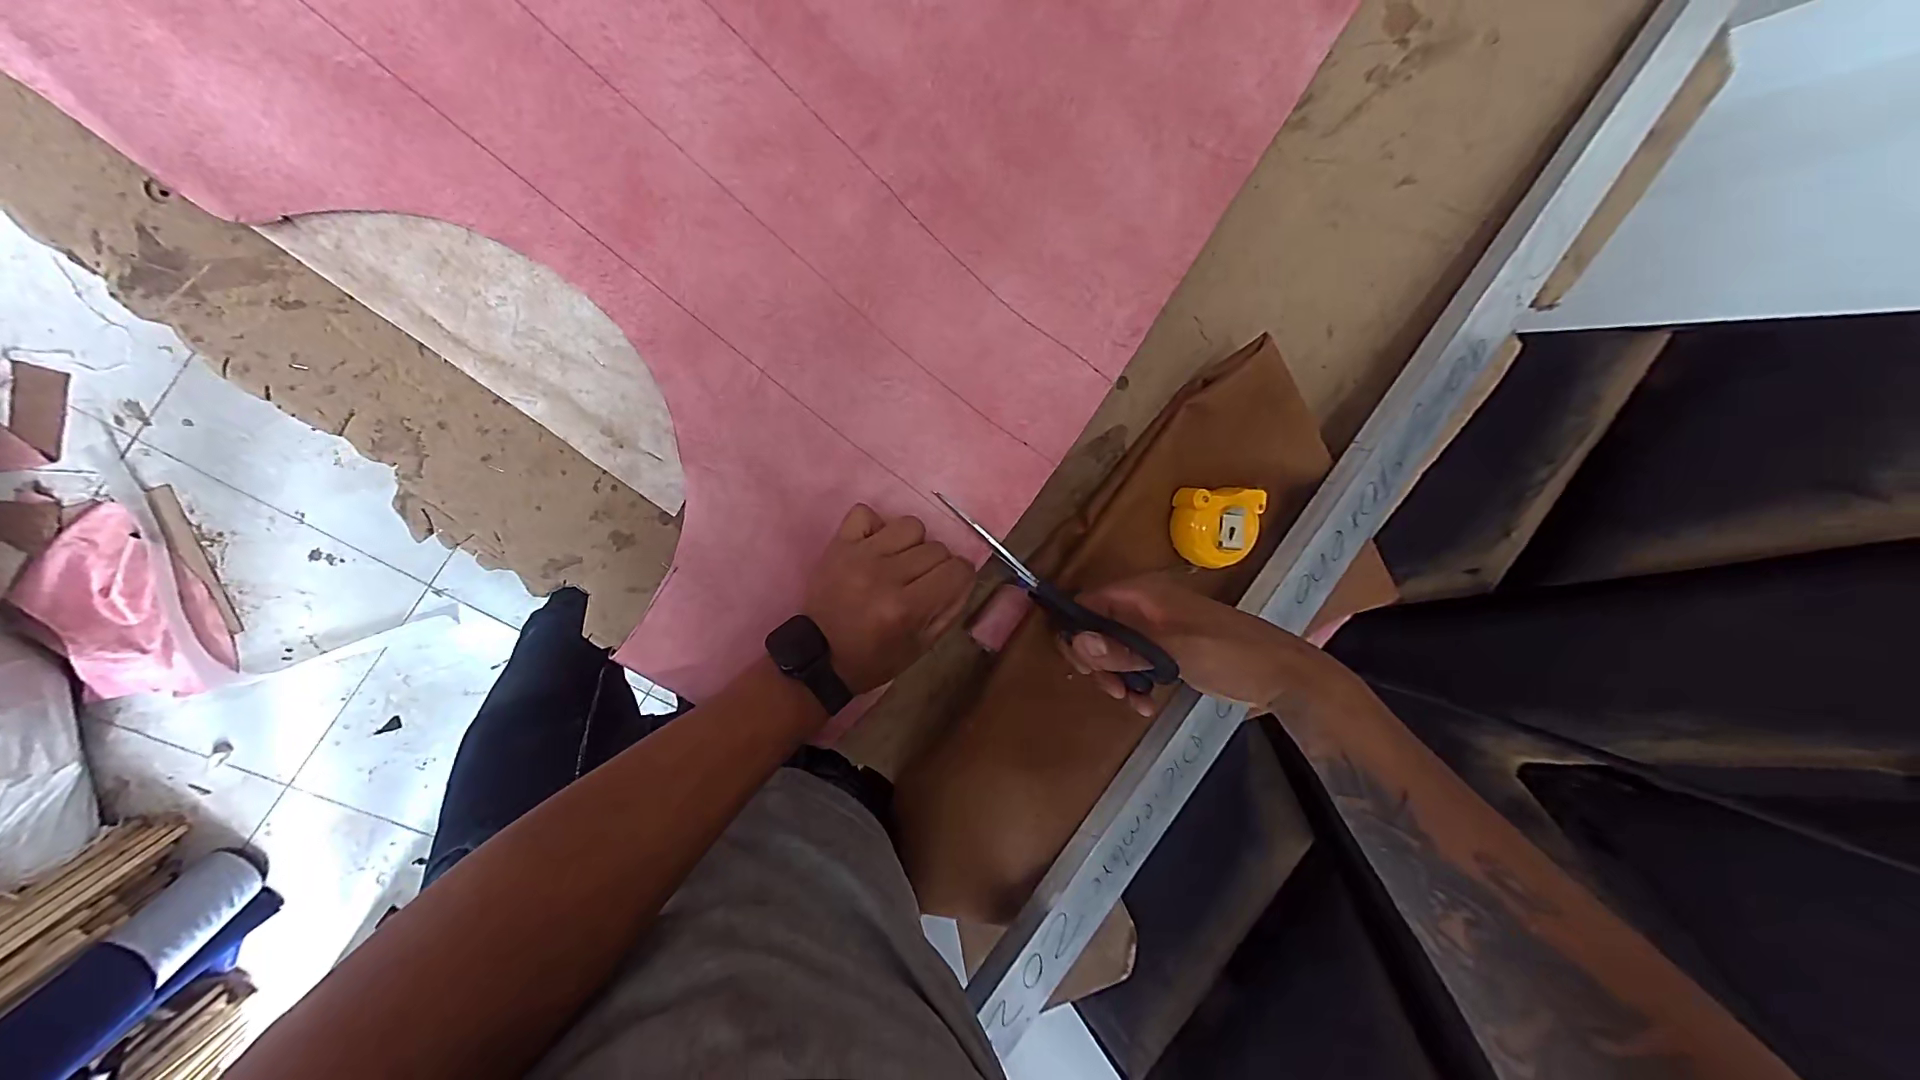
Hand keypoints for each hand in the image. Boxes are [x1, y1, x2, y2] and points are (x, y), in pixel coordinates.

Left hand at [802, 504, 975, 692]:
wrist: (818, 657)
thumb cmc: (872, 658)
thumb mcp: (920, 647)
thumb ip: (950, 610)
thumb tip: (966, 577)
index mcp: (907, 607)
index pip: (958, 570)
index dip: (960, 578)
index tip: (950, 586)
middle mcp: (885, 576)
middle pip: (937, 548)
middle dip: (936, 567)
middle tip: (920, 583)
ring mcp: (859, 556)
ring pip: (910, 525)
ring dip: (911, 544)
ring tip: (899, 562)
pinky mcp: (838, 544)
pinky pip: (866, 513)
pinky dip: (875, 526)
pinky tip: (874, 547)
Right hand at [1056, 571, 1331, 715]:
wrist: (1283, 676)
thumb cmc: (1230, 654)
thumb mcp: (1175, 652)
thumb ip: (1125, 649)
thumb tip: (1077, 642)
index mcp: (1143, 594)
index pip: (1088, 602)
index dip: (1077, 632)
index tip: (1083, 667)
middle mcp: (1144, 606)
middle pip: (1097, 628)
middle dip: (1098, 661)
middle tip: (1111, 688)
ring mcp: (1156, 628)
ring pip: (1114, 649)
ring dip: (1116, 676)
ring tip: (1132, 701)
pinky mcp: (1168, 649)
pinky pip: (1136, 662)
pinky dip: (1135, 682)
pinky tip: (1146, 704)